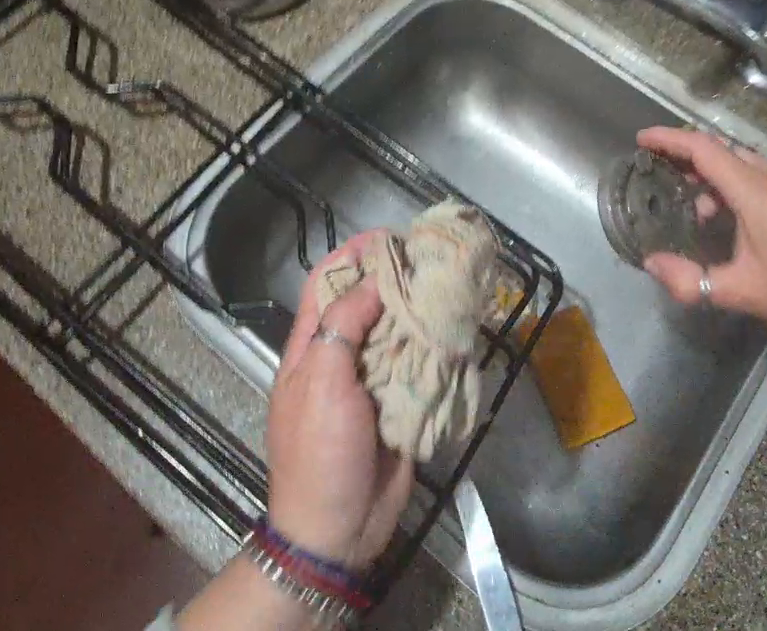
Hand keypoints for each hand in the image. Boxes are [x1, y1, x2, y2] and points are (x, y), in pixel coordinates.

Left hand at [266, 232, 415, 569]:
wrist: (337, 529)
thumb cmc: (319, 452)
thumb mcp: (321, 381)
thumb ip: (343, 326)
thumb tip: (372, 281)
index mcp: (310, 347)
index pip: (325, 284)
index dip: (352, 256)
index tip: (387, 236)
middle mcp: (339, 357)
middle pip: (365, 304)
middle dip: (393, 278)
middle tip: (430, 257)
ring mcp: (370, 382)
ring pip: (394, 332)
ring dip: (418, 310)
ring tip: (448, 284)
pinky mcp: (397, 405)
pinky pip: (416, 367)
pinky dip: (434, 347)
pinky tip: (456, 330)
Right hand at [636, 127, 766, 342]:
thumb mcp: (739, 292)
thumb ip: (689, 280)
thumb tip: (651, 263)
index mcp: (756, 192)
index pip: (705, 149)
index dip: (670, 139)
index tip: (642, 140)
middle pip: (720, 149)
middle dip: (685, 156)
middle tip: (659, 174)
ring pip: (739, 160)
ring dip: (710, 174)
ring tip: (695, 209)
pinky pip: (755, 171)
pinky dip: (731, 181)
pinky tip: (727, 215)